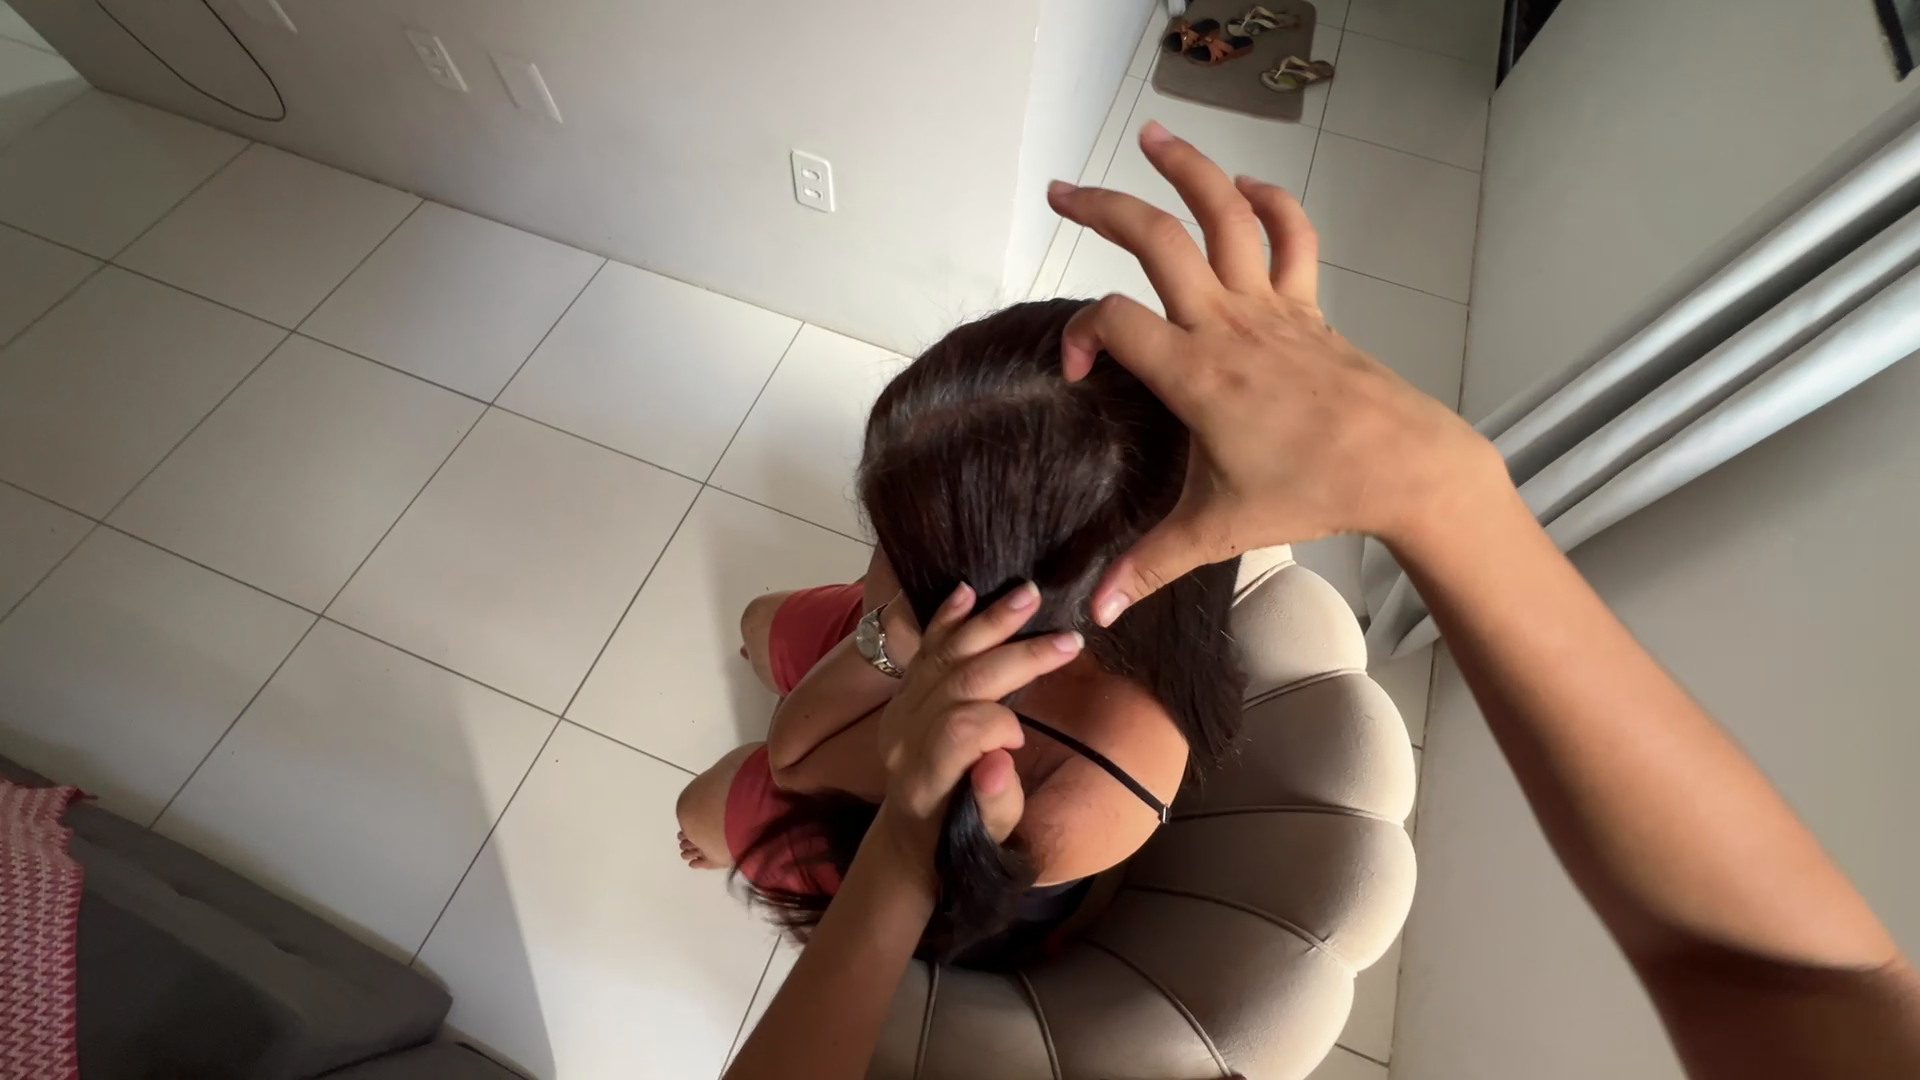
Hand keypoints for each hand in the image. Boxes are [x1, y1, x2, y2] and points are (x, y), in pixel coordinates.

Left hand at [869, 581, 1083, 867]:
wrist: (915, 831)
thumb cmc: (961, 837)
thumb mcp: (989, 838)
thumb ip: (994, 804)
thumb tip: (999, 760)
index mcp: (925, 778)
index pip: (961, 728)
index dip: (998, 723)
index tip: (1022, 737)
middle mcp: (904, 737)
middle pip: (961, 680)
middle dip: (1018, 656)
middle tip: (1067, 640)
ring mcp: (900, 710)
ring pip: (945, 654)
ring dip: (989, 622)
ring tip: (1027, 594)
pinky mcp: (904, 692)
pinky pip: (925, 648)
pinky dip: (946, 618)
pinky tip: (967, 591)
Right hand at [1046, 121, 1503, 625]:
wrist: (1408, 468)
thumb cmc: (1311, 494)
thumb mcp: (1217, 530)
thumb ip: (1148, 565)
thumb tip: (1093, 612)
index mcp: (1196, 374)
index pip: (1114, 322)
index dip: (1080, 335)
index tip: (1078, 371)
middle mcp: (1229, 325)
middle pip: (1158, 239)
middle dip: (1104, 207)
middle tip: (1060, 190)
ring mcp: (1273, 308)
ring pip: (1226, 215)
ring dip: (1187, 169)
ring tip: (1152, 139)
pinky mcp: (1308, 307)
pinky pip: (1291, 235)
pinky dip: (1268, 202)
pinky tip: (1242, 187)